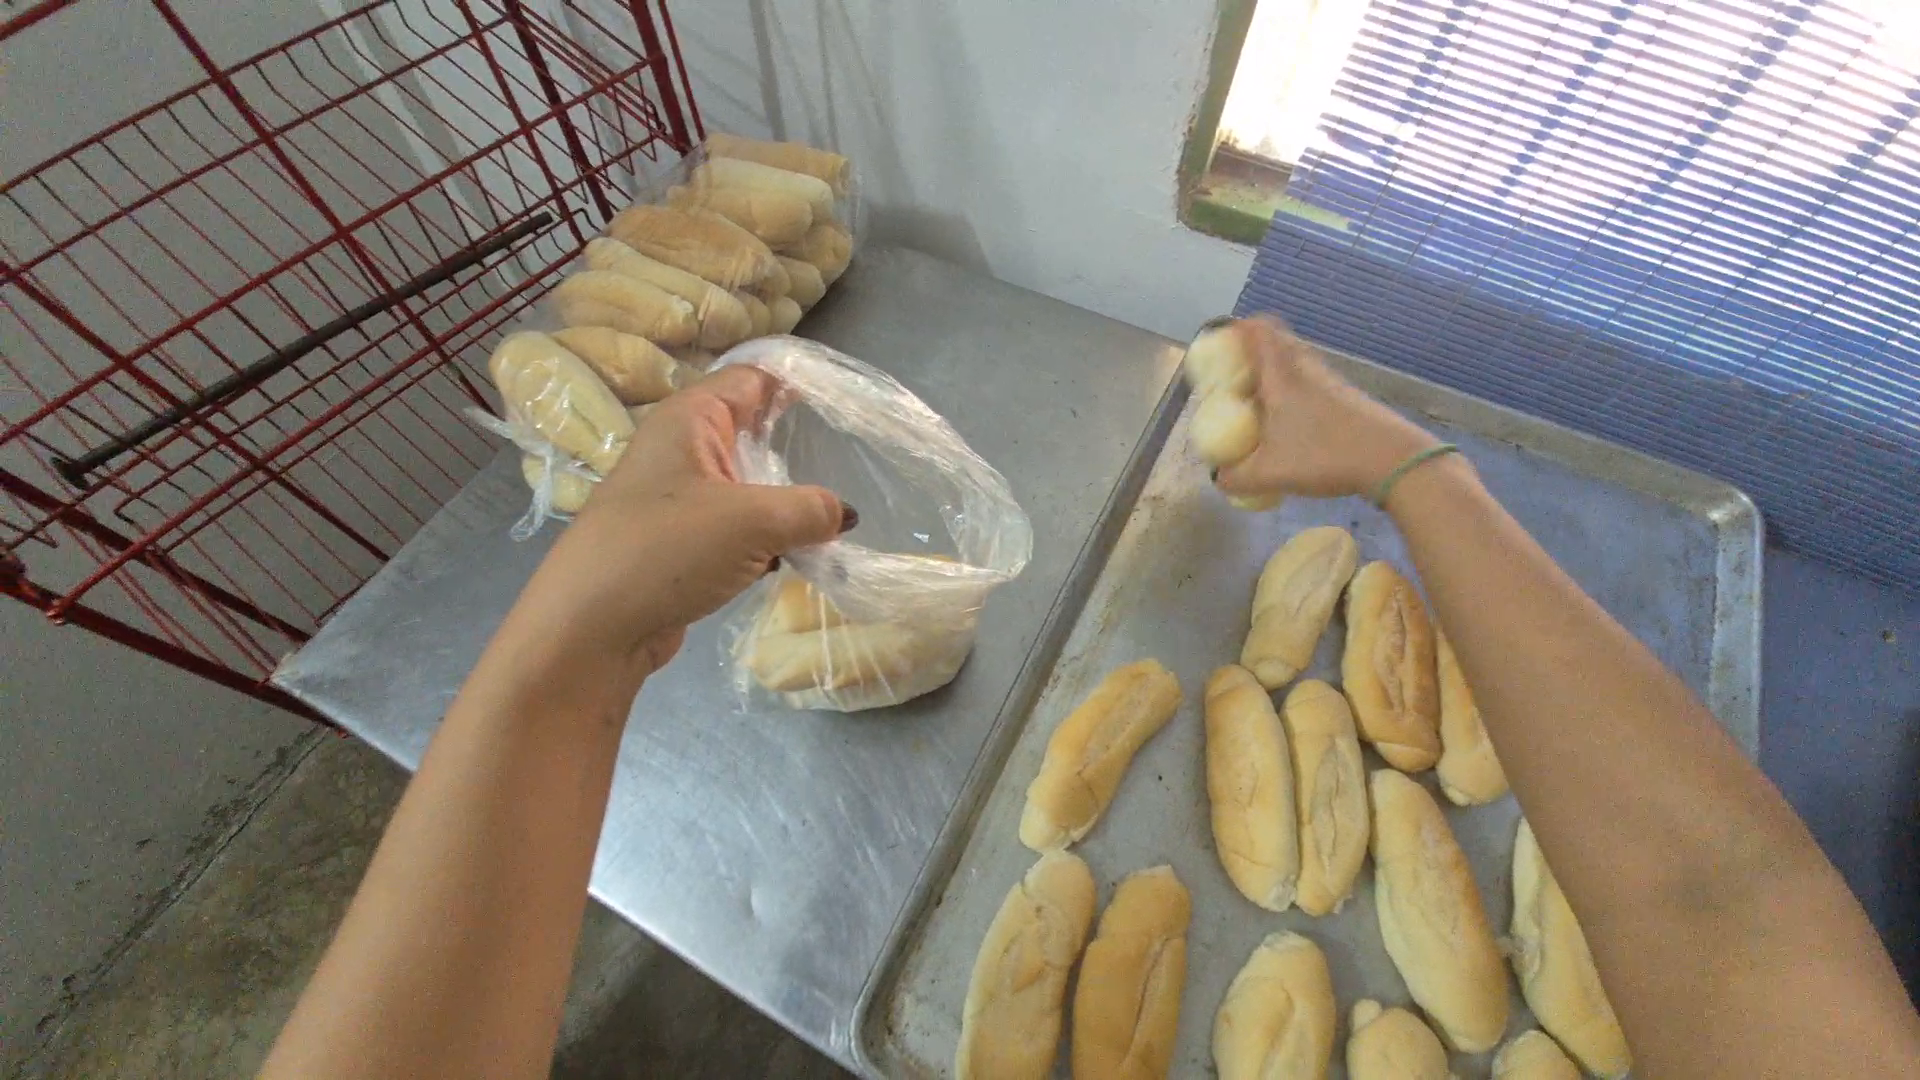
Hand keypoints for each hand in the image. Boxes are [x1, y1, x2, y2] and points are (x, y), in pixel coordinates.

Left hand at [506, 365, 847, 684]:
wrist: (589, 628)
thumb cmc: (666, 551)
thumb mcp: (754, 522)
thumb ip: (810, 510)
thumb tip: (843, 513)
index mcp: (690, 419)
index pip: (753, 378)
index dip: (798, 382)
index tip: (846, 403)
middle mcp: (681, 449)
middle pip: (752, 432)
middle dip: (796, 447)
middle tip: (850, 460)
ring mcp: (677, 497)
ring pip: (747, 485)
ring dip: (784, 502)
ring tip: (829, 517)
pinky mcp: (679, 541)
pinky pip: (735, 526)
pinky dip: (765, 538)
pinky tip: (791, 558)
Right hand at [1212, 316, 1438, 500]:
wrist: (1393, 461)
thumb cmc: (1324, 456)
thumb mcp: (1269, 474)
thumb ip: (1236, 478)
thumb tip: (1219, 478)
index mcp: (1282, 378)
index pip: (1260, 332)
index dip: (1240, 327)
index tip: (1223, 337)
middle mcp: (1306, 371)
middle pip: (1279, 343)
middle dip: (1254, 352)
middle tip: (1235, 373)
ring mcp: (1331, 383)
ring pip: (1297, 364)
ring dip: (1276, 373)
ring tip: (1259, 401)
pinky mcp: (1348, 399)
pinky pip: (1312, 383)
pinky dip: (1295, 391)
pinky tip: (1290, 423)